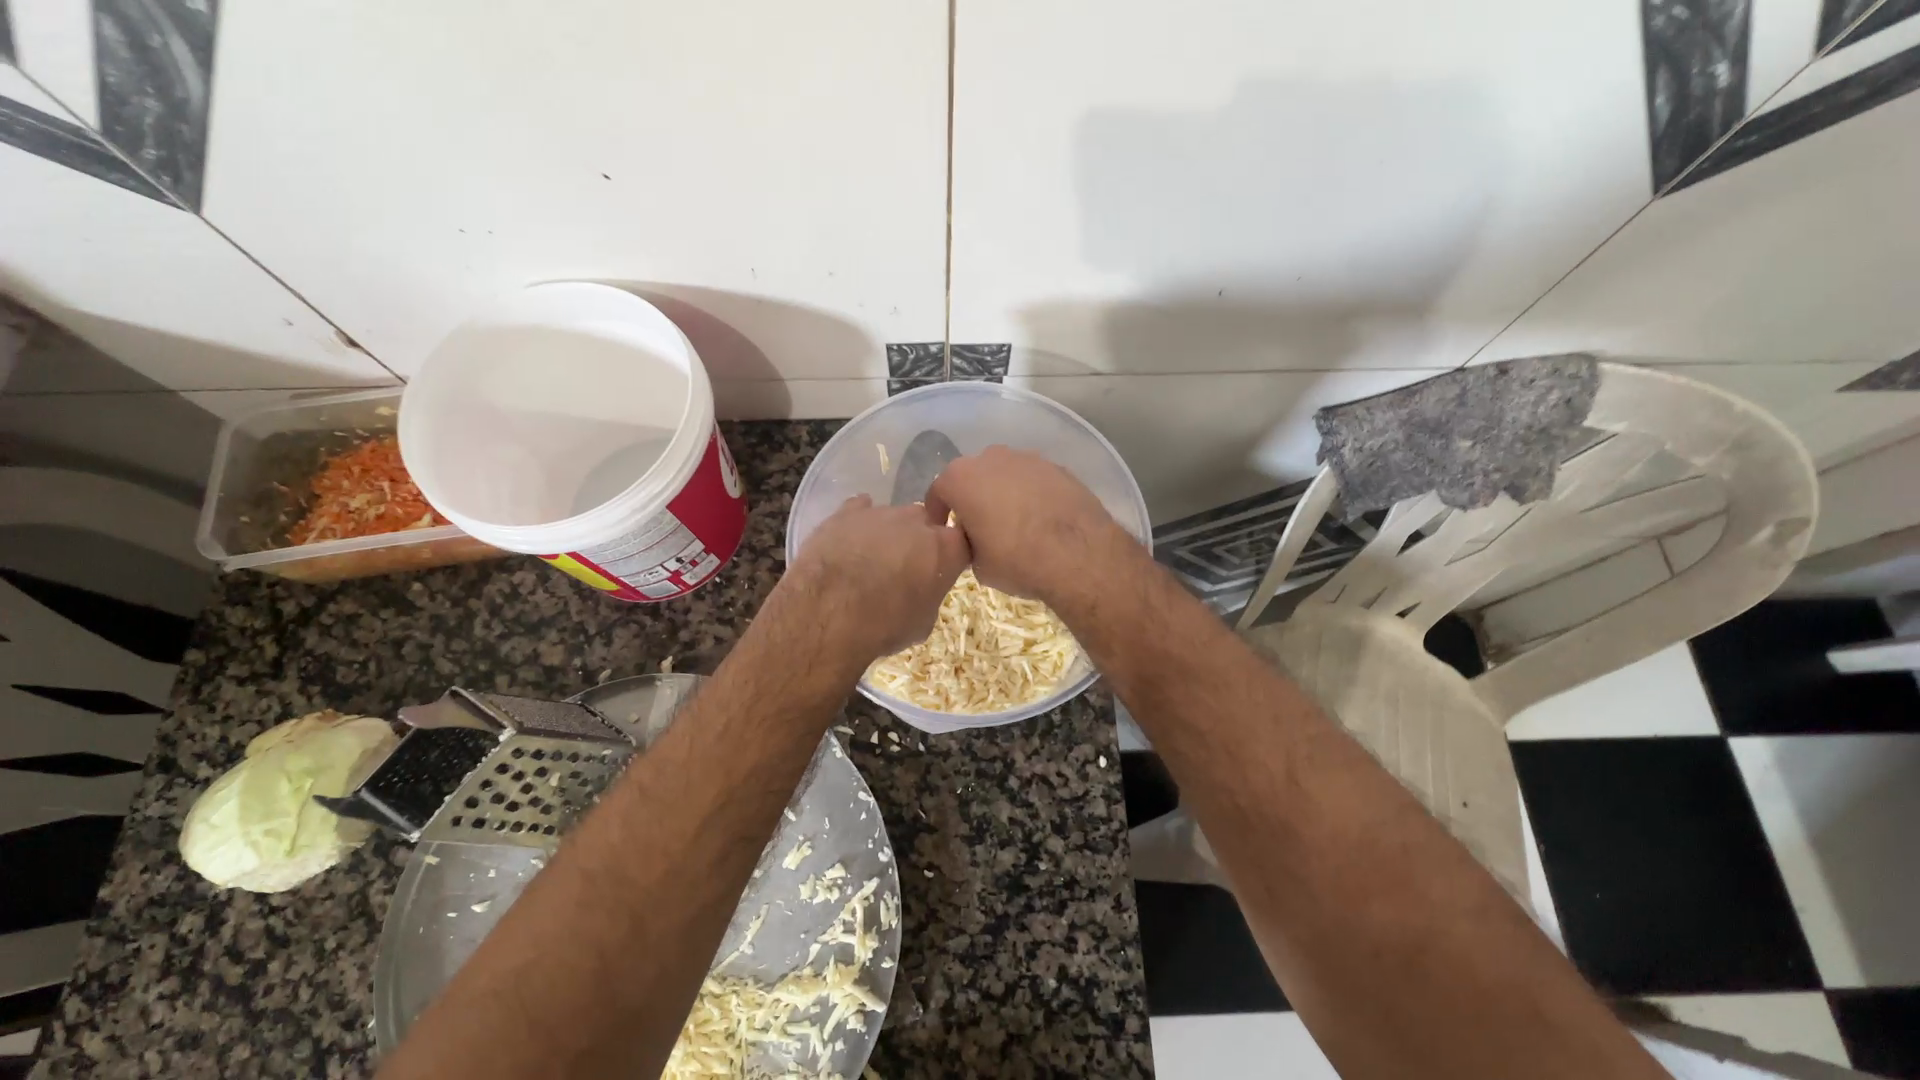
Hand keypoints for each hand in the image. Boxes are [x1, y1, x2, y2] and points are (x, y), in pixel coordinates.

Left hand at [781, 495, 970, 660]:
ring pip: (893, 518)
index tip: (941, 570)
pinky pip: (859, 510)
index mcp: (946, 548)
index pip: (960, 542)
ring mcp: (882, 512)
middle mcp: (918, 521)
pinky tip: (849, 543)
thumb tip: (920, 591)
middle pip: (926, 524)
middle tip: (904, 569)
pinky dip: (858, 524)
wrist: (830, 614)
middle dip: (918, 542)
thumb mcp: (923, 623)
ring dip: (888, 535)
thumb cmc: (884, 626)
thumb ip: (930, 595)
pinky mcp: (846, 511)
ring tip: (869, 562)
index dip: (950, 556)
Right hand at [926, 445, 1136, 607]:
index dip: (940, 514)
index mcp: (961, 479)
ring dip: (1004, 493)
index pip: (938, 493)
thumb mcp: (978, 565)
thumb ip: (969, 543)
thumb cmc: (1017, 560)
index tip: (945, 532)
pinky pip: (1033, 480)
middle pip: (972, 478)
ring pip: (1005, 475)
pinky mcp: (1057, 466)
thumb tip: (977, 540)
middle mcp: (990, 458)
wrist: (1079, 554)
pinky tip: (1041, 519)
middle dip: (972, 498)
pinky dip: (1032, 494)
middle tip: (979, 526)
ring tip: (1015, 523)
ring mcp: (1027, 458)